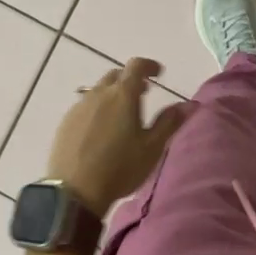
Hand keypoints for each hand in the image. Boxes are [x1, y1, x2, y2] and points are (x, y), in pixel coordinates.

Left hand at [47, 57, 184, 216]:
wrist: (74, 189)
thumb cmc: (120, 167)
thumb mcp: (152, 148)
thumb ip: (170, 122)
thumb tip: (190, 104)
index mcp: (122, 95)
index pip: (136, 66)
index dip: (149, 65)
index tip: (158, 73)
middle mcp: (98, 93)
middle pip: (116, 75)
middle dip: (131, 80)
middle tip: (143, 94)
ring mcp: (79, 106)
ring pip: (98, 90)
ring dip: (113, 94)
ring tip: (123, 114)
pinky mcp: (65, 121)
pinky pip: (85, 105)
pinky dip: (98, 107)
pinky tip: (101, 129)